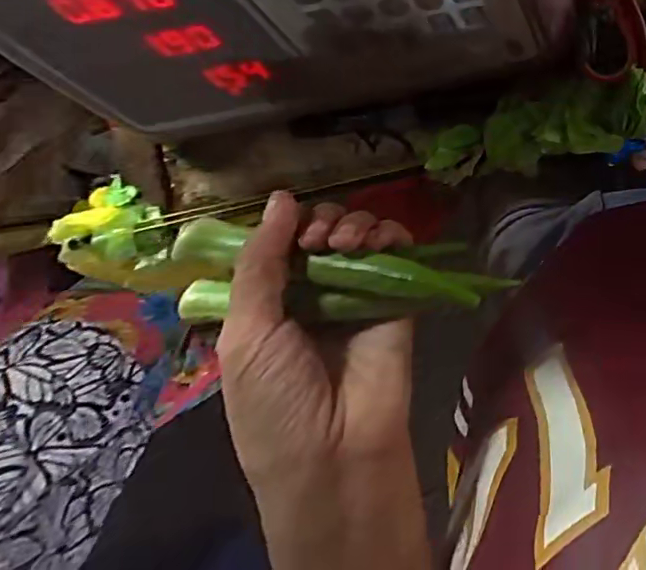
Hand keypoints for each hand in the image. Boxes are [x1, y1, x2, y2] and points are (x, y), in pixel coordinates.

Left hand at [218, 192, 421, 555]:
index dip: (286, 225)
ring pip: (361, 232)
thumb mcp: (247, 334)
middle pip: (323, 230)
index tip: (291, 227)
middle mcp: (316, 290)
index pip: (282, 243)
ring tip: (344, 243)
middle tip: (320, 241)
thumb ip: (260, 265)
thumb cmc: (275, 401)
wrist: (335, 447)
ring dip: (353, 223)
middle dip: (322, 221)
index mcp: (272, 301)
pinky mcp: (398, 294)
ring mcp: (360, 290)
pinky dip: (390, 233)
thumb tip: (280, 198)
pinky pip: (398, 249)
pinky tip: (375, 242)